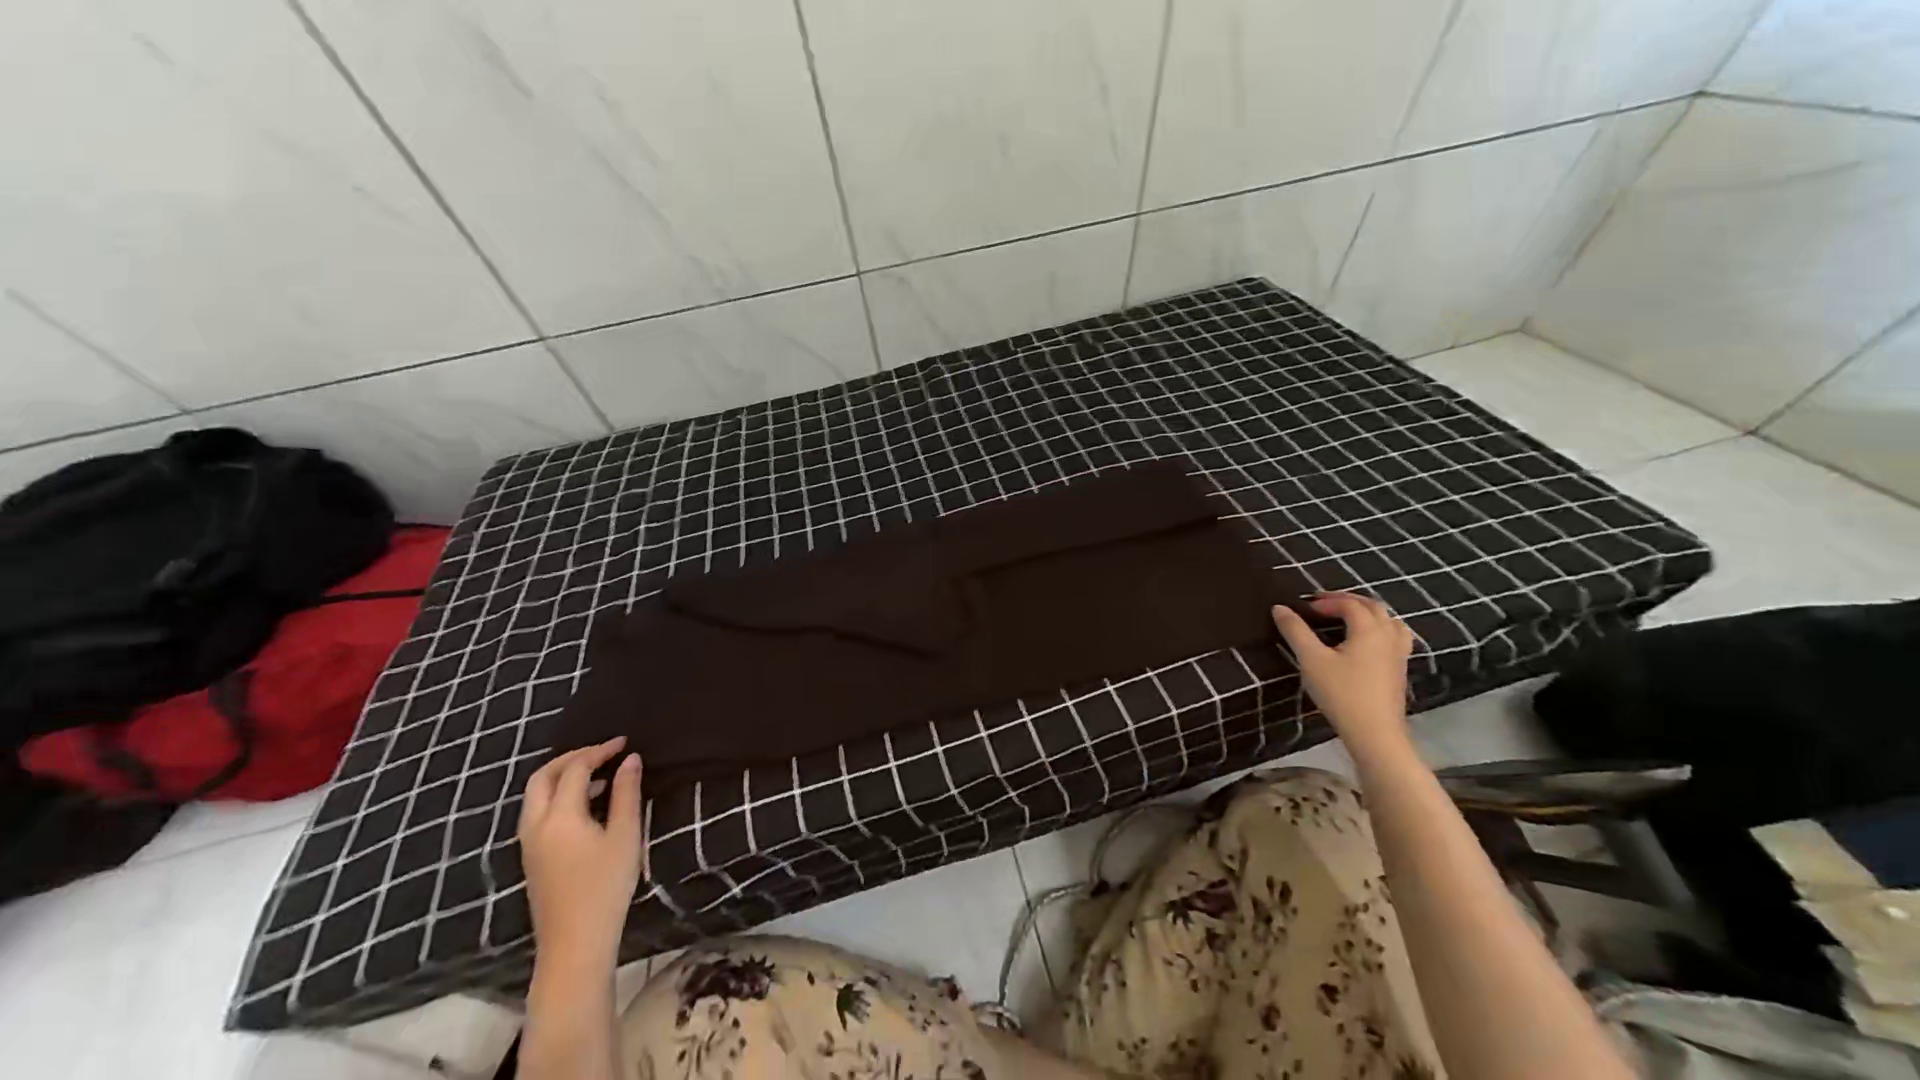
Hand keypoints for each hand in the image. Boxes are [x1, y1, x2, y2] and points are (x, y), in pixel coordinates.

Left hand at [518, 736, 645, 971]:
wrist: (575, 942)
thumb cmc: (606, 886)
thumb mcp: (625, 836)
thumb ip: (626, 793)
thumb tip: (630, 760)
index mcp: (559, 816)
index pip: (575, 769)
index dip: (599, 751)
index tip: (624, 743)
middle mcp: (536, 824)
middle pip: (543, 776)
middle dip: (572, 758)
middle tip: (603, 752)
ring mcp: (528, 842)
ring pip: (536, 795)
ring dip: (563, 777)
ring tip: (600, 777)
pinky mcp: (531, 857)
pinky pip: (538, 811)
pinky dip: (558, 796)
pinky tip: (587, 806)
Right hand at [1271, 593, 1414, 755]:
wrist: (1374, 734)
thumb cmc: (1341, 693)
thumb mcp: (1311, 660)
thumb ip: (1295, 631)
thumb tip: (1280, 608)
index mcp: (1369, 630)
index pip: (1349, 605)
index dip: (1327, 601)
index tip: (1305, 608)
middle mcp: (1388, 637)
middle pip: (1373, 607)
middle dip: (1348, 601)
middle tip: (1325, 605)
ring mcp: (1398, 654)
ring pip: (1390, 621)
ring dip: (1369, 613)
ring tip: (1349, 618)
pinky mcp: (1399, 671)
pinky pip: (1396, 638)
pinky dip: (1381, 630)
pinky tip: (1368, 643)